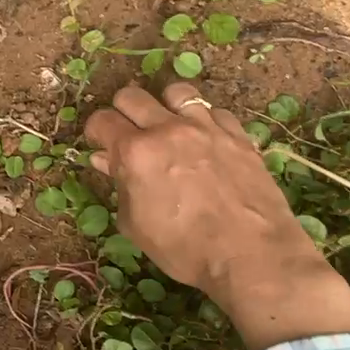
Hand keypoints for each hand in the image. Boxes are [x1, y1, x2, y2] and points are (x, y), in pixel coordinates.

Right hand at [84, 83, 349, 349]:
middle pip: (131, 95)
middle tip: (128, 134)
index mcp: (135, 152)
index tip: (101, 146)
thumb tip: (107, 160)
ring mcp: (206, 129)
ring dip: (164, 105)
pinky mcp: (238, 136)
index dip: (95, 133)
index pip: (100, 120)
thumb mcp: (135, 223)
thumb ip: (119, 184)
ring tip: (168, 126)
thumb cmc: (184, 248)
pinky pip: (214, 111)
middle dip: (122, 113)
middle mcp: (167, 130)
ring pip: (175, 92)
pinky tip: (203, 140)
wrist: (253, 257)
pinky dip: (202, 120)